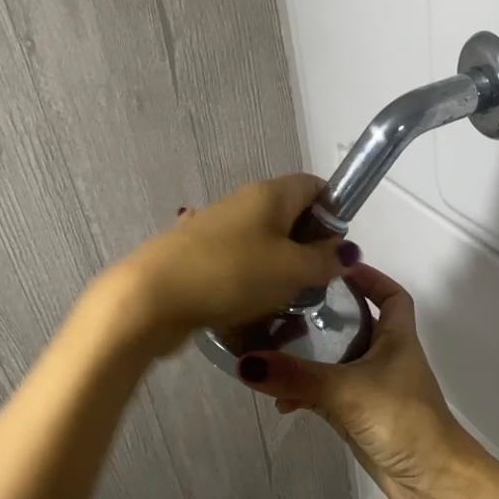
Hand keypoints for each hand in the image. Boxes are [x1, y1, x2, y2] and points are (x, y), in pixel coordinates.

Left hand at [99, 174, 354, 354]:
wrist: (152, 298)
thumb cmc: (232, 275)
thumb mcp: (293, 270)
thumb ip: (326, 260)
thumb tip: (347, 250)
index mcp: (270, 193)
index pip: (316, 187)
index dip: (334, 213)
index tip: (338, 251)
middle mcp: (243, 202)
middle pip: (291, 219)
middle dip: (308, 251)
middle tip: (317, 285)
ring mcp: (217, 229)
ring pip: (265, 247)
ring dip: (281, 274)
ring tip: (287, 305)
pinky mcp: (199, 256)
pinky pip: (240, 266)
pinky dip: (252, 286)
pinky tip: (253, 311)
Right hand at [233, 264, 496, 498]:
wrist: (431, 478)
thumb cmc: (403, 420)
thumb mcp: (348, 391)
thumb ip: (296, 377)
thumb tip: (245, 363)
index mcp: (396, 337)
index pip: (390, 294)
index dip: (369, 277)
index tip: (331, 268)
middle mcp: (384, 357)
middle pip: (352, 324)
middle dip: (321, 315)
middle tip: (280, 306)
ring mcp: (370, 388)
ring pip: (333, 360)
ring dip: (305, 356)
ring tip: (267, 348)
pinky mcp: (357, 415)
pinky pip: (324, 394)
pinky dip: (303, 393)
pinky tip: (278, 398)